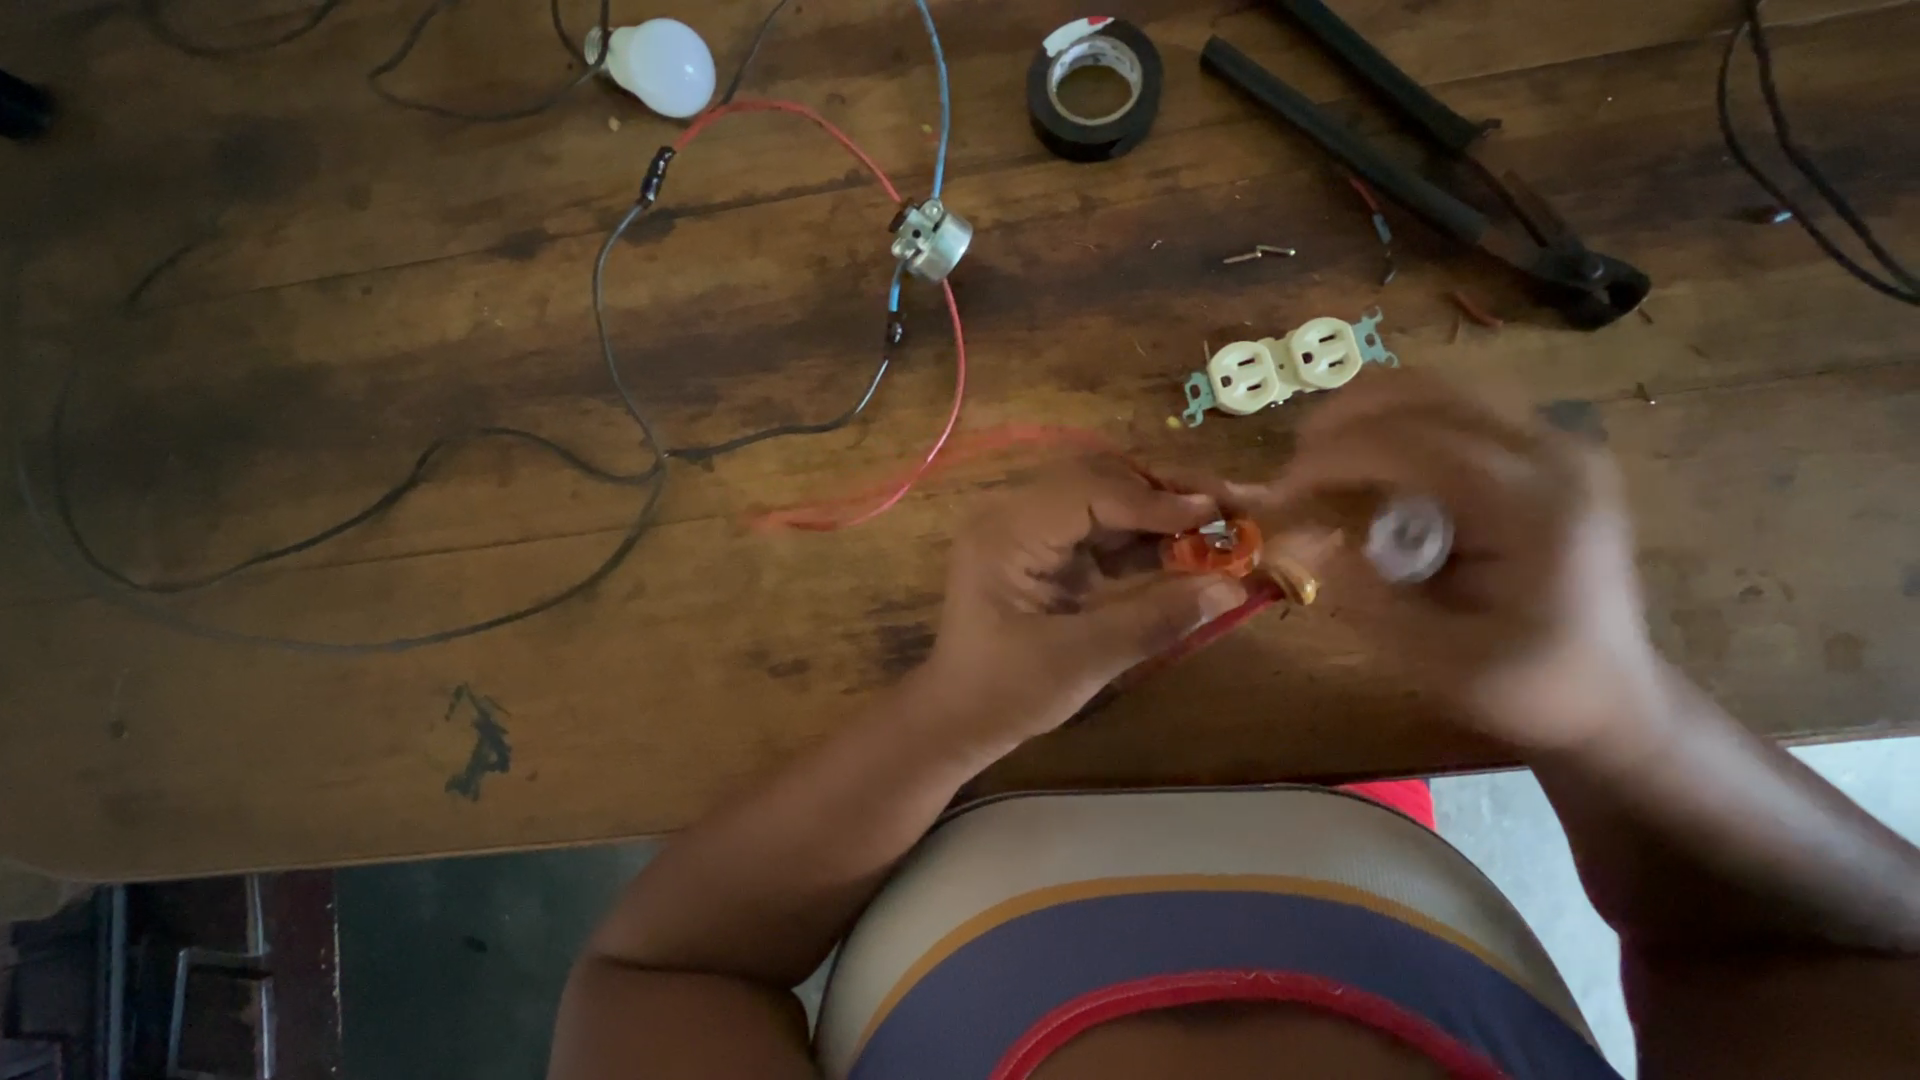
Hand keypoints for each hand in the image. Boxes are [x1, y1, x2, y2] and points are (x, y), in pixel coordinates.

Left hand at [920, 458, 1249, 750]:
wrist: (961, 718)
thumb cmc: (1007, 691)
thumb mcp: (1082, 658)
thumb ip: (1155, 618)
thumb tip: (1233, 586)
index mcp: (1007, 533)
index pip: (1088, 490)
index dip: (1153, 500)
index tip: (1215, 514)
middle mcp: (1016, 517)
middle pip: (1100, 480)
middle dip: (1167, 492)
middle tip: (1233, 505)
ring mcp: (1032, 532)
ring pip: (1108, 500)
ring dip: (1164, 511)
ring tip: (1226, 522)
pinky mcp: (1049, 553)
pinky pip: (1104, 531)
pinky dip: (1147, 538)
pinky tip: (1192, 549)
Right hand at [1219, 368, 1668, 753]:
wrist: (1610, 694)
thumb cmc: (1525, 686)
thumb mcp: (1438, 663)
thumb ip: (1366, 598)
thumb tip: (1299, 539)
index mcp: (1536, 505)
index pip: (1413, 442)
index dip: (1332, 457)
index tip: (1280, 495)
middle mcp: (1553, 453)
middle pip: (1426, 390)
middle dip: (1342, 420)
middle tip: (1293, 470)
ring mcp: (1555, 442)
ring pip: (1438, 386)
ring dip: (1365, 413)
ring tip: (1320, 462)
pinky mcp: (1543, 448)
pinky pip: (1453, 405)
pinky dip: (1395, 420)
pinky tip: (1369, 463)